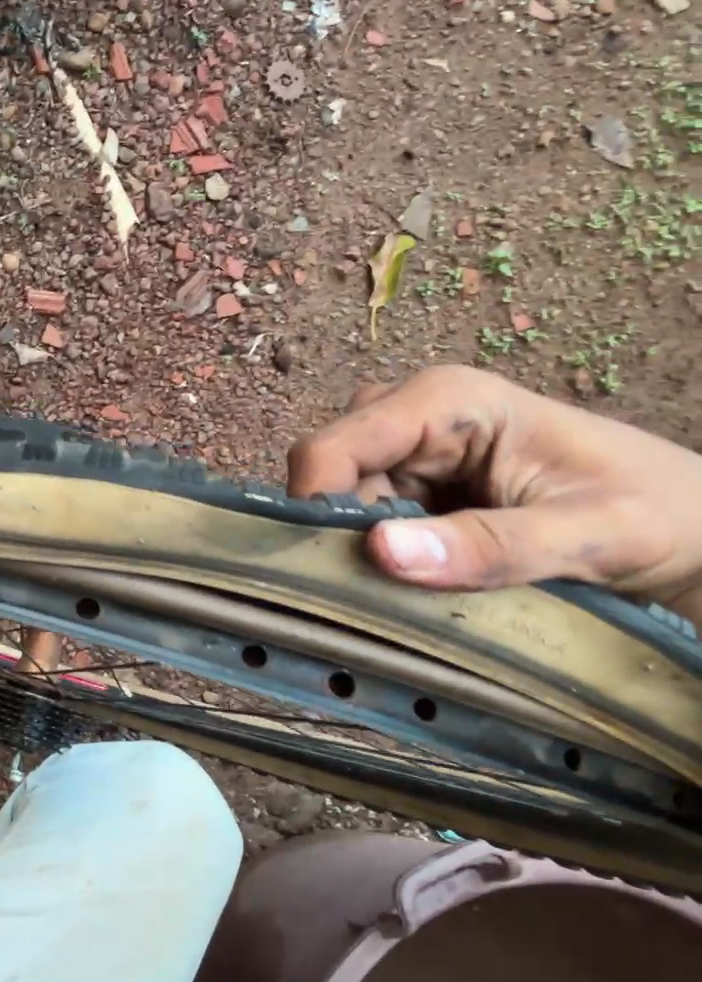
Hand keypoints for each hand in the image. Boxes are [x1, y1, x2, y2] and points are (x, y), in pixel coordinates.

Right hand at [287, 365, 701, 625]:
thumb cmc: (665, 519)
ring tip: (413, 580)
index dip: (315, 506)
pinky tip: (415, 571)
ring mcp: (406, 447)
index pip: (330, 450)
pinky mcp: (409, 479)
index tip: (333, 570)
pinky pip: (360, 514)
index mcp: (444, 399)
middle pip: (326, 475)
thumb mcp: (593, 537)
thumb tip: (379, 550)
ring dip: (360, 543)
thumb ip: (490, 545)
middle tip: (390, 582)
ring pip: (336, 499)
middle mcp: (408, 413)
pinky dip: (375, 549)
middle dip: (343, 530)